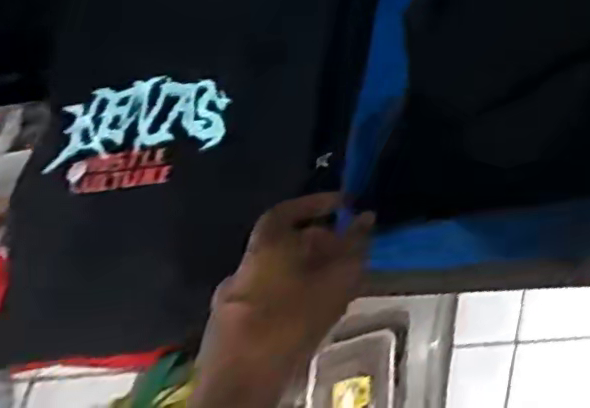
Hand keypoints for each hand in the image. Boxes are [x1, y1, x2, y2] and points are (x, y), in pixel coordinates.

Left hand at [192, 194, 373, 406]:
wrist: (238, 388)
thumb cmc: (292, 321)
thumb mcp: (339, 278)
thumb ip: (355, 244)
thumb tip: (365, 217)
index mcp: (264, 250)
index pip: (283, 211)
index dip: (314, 203)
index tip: (342, 205)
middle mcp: (240, 270)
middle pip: (283, 243)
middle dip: (318, 242)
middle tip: (347, 250)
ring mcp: (227, 301)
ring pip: (275, 271)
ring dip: (305, 269)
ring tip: (334, 281)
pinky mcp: (225, 328)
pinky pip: (264, 295)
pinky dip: (289, 291)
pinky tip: (309, 308)